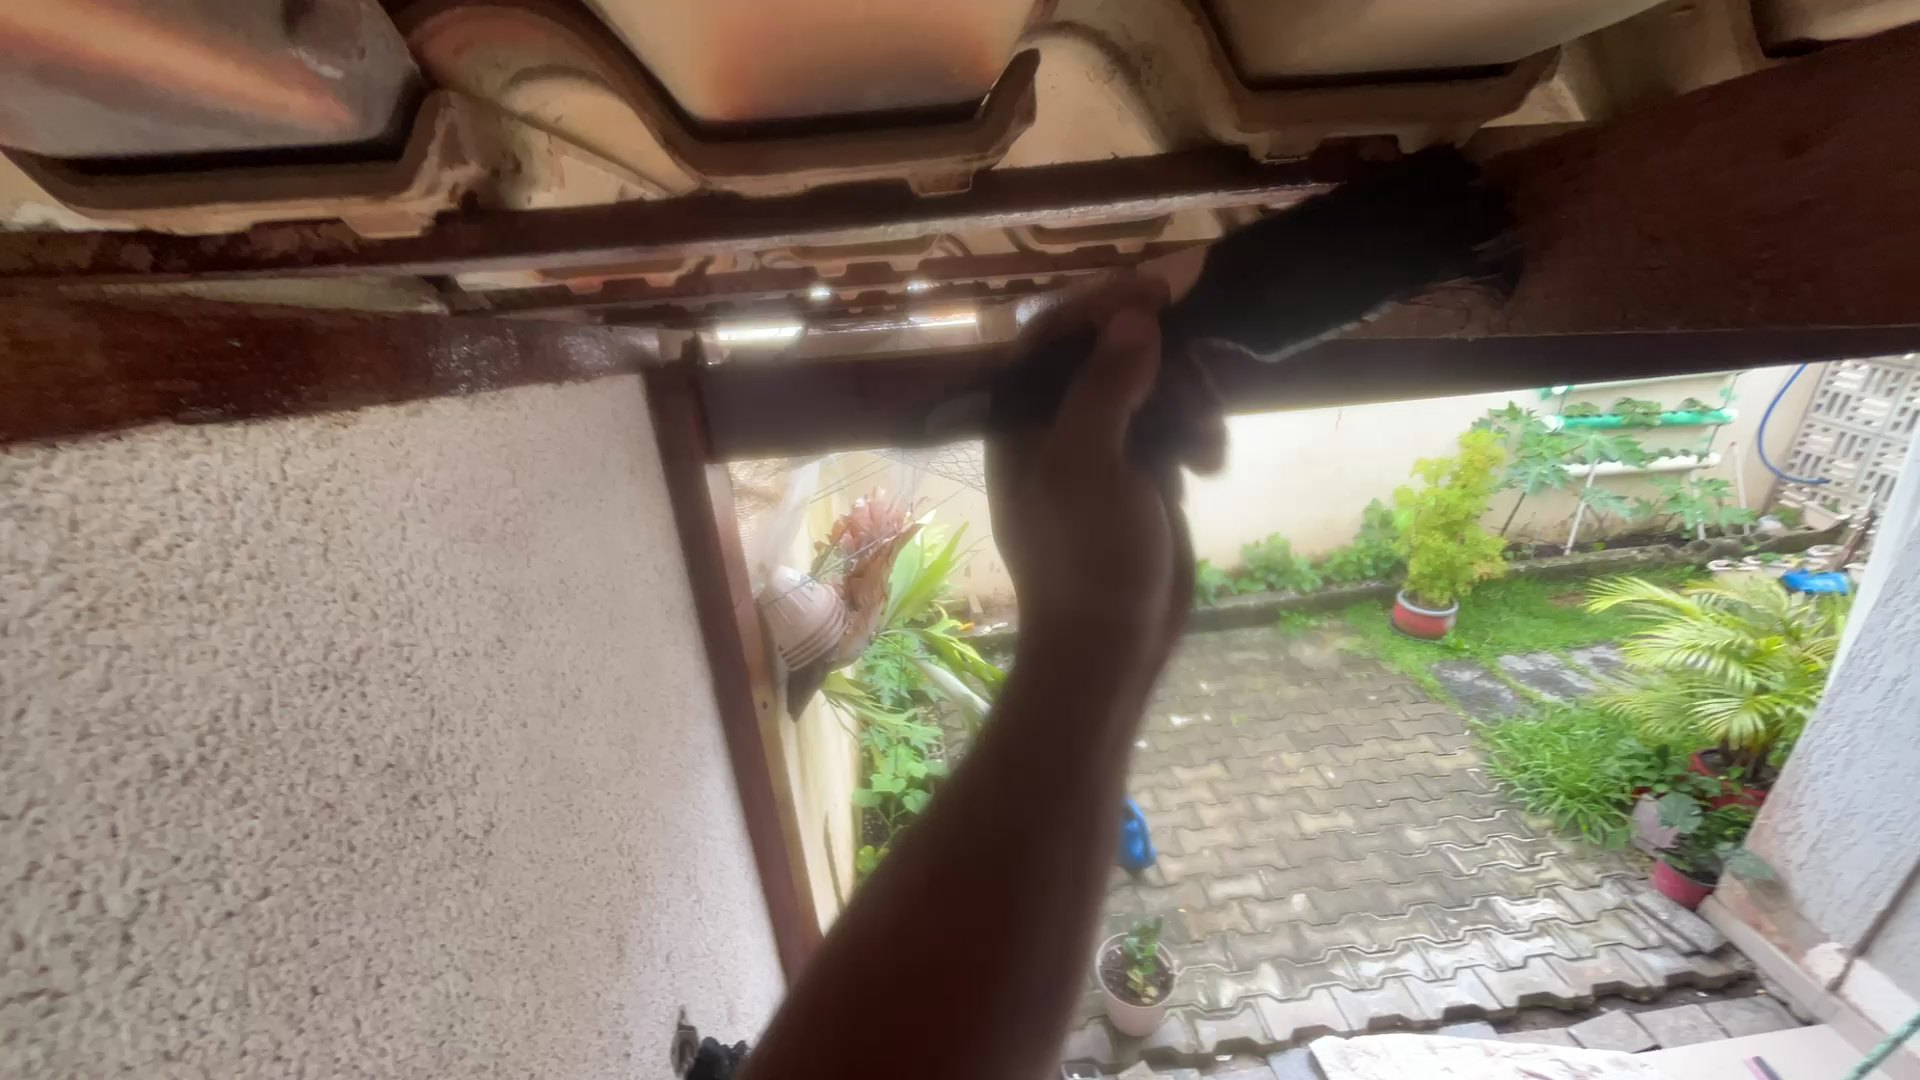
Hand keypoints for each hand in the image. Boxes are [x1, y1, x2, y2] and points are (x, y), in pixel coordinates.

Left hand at [985, 276, 1226, 675]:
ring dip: (1189, 401)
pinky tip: (1210, 462)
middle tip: (1198, 394)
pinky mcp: (1141, 472)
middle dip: (1163, 365)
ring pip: (1151, 386)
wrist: (1112, 642)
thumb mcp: (1084, 467)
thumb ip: (1103, 387)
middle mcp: (1057, 426)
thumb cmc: (1085, 559)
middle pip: (1112, 353)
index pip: (1052, 335)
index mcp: (1022, 420)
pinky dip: (1196, 432)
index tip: (1160, 294)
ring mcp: (1103, 448)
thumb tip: (1134, 316)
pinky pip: (1172, 423)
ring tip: (1207, 448)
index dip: (1101, 305)